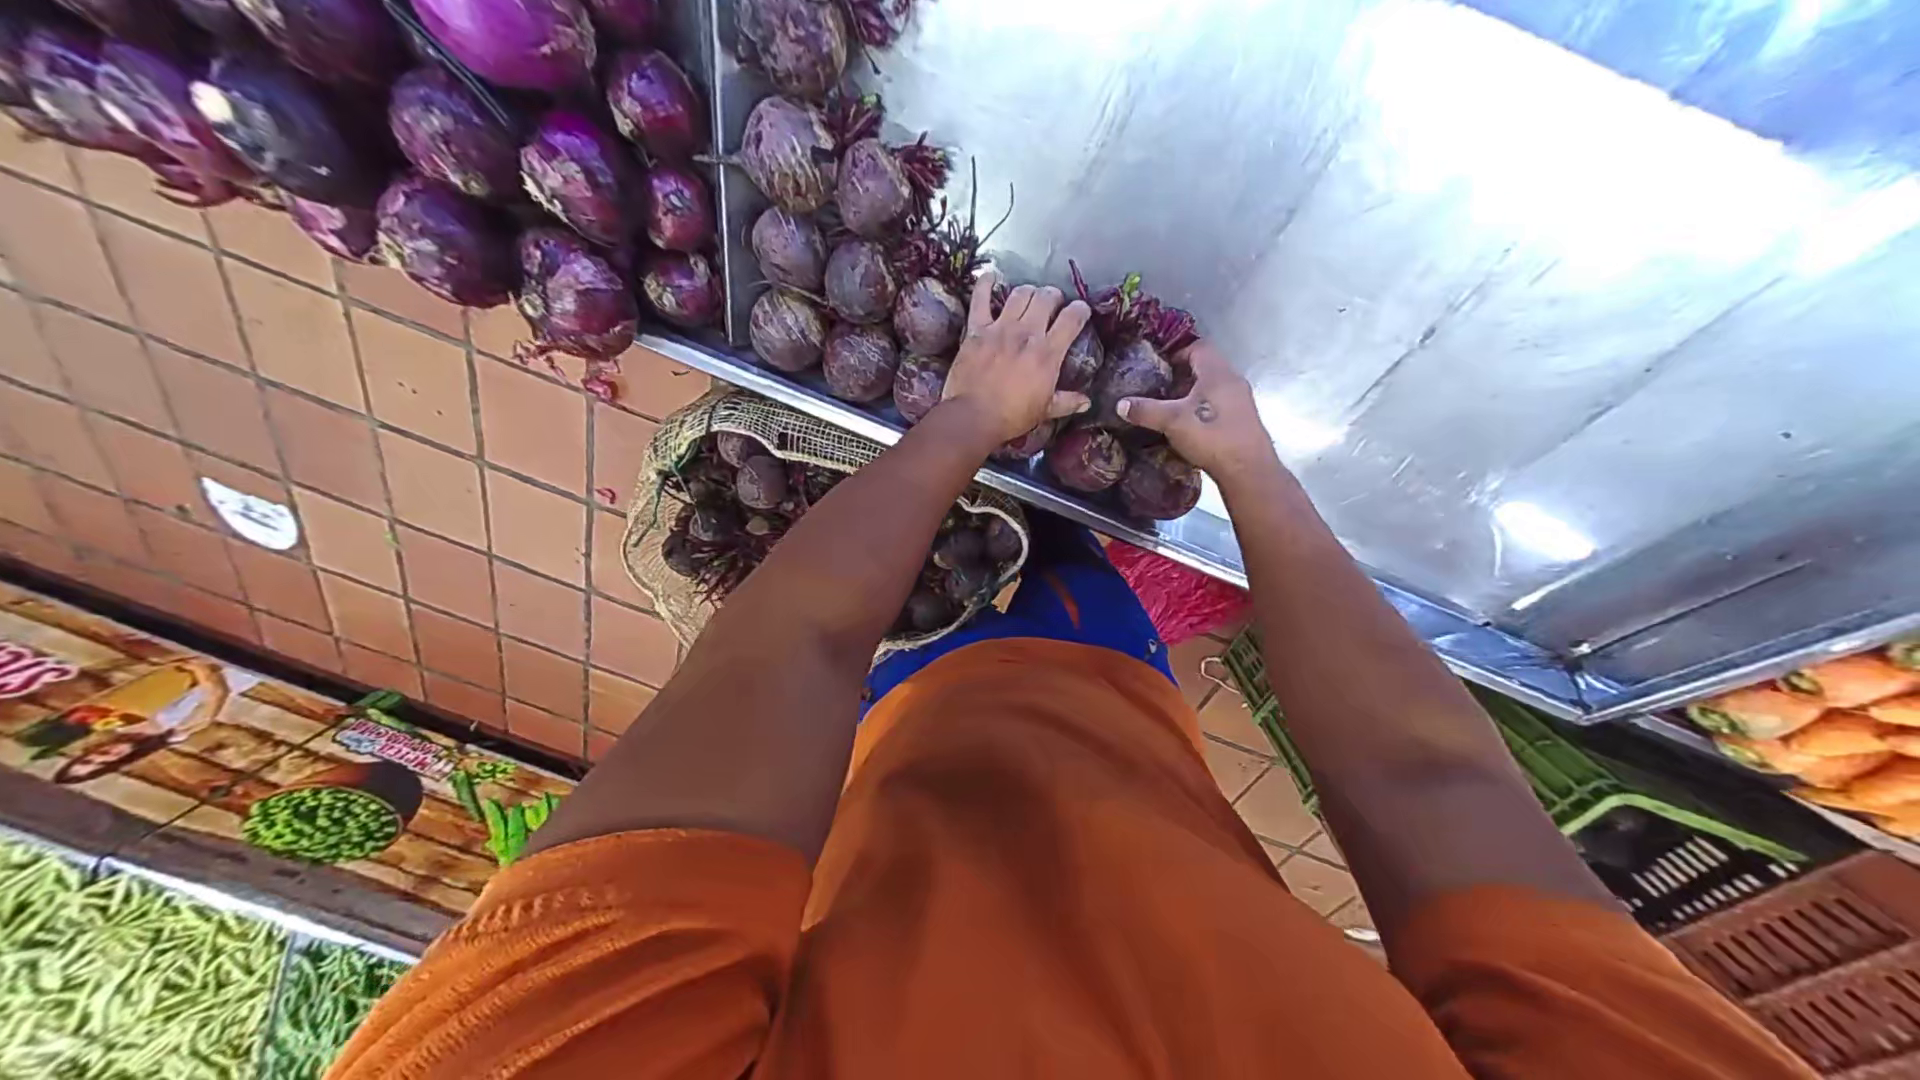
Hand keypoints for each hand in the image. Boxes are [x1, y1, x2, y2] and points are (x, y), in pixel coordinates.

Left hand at [938, 276, 1092, 444]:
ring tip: (1028, 297)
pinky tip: (991, 277)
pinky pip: (981, 298)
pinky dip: (985, 284)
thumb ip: (1067, 402)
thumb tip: (1086, 401)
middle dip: (1053, 296)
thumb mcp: (1045, 411)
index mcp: (1048, 352)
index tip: (1080, 312)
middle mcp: (1027, 333)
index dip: (1080, 310)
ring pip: (1020, 293)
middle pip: (1046, 297)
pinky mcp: (977, 329)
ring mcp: (1001, 328)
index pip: (1072, 318)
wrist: (974, 416)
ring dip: (1028, 291)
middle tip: (1052, 304)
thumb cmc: (1012, 416)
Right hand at [1117, 340, 1282, 484]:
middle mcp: (1233, 381)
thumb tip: (1120, 404)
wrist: (1248, 470)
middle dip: (1182, 375)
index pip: (1198, 347)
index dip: (1177, 353)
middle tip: (1159, 388)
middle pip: (1206, 368)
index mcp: (1217, 372)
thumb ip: (1145, 410)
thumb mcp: (1171, 421)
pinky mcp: (1243, 421)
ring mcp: (1241, 402)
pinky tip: (1188, 427)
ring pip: (1213, 388)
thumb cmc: (1211, 436)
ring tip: (1169, 408)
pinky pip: (1219, 406)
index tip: (1158, 366)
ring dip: (1192, 394)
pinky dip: (1202, 410)